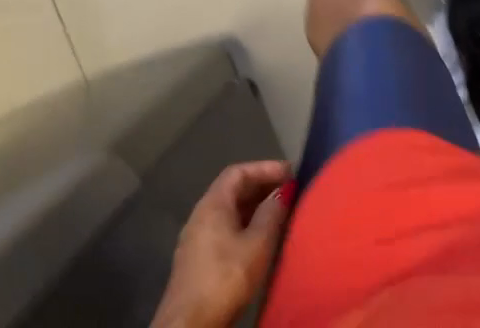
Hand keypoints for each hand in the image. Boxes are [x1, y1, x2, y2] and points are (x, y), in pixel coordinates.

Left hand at [152, 160, 292, 327]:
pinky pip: (224, 228)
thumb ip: (272, 213)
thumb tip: (284, 190)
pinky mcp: (198, 259)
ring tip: (281, 212)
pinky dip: (245, 224)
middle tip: (290, 190)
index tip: (290, 173)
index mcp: (212, 204)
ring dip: (254, 206)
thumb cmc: (226, 277)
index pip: (238, 172)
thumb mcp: (257, 243)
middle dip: (262, 186)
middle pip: (232, 189)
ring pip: (229, 210)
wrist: (189, 325)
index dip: (265, 168)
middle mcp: (200, 215)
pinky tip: (261, 238)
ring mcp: (196, 238)